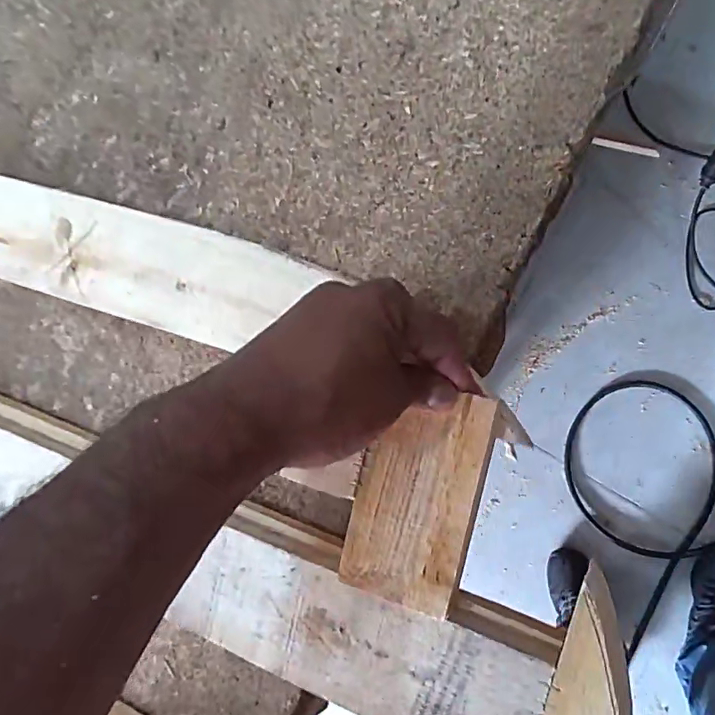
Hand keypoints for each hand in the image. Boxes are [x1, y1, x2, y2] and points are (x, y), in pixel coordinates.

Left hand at [196, 279, 481, 471]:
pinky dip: (366, 362)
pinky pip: (347, 341)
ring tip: (409, 396)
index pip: (440, 333)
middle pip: (407, 327)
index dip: (460, 369)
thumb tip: (445, 389)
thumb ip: (424, 387)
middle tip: (443, 395)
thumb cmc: (330, 404)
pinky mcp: (293, 330)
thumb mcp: (390, 399)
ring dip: (397, 362)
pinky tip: (368, 389)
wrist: (239, 420)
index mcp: (385, 302)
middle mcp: (352, 294)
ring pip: (376, 334)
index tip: (474, 397)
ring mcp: (317, 309)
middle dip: (429, 361)